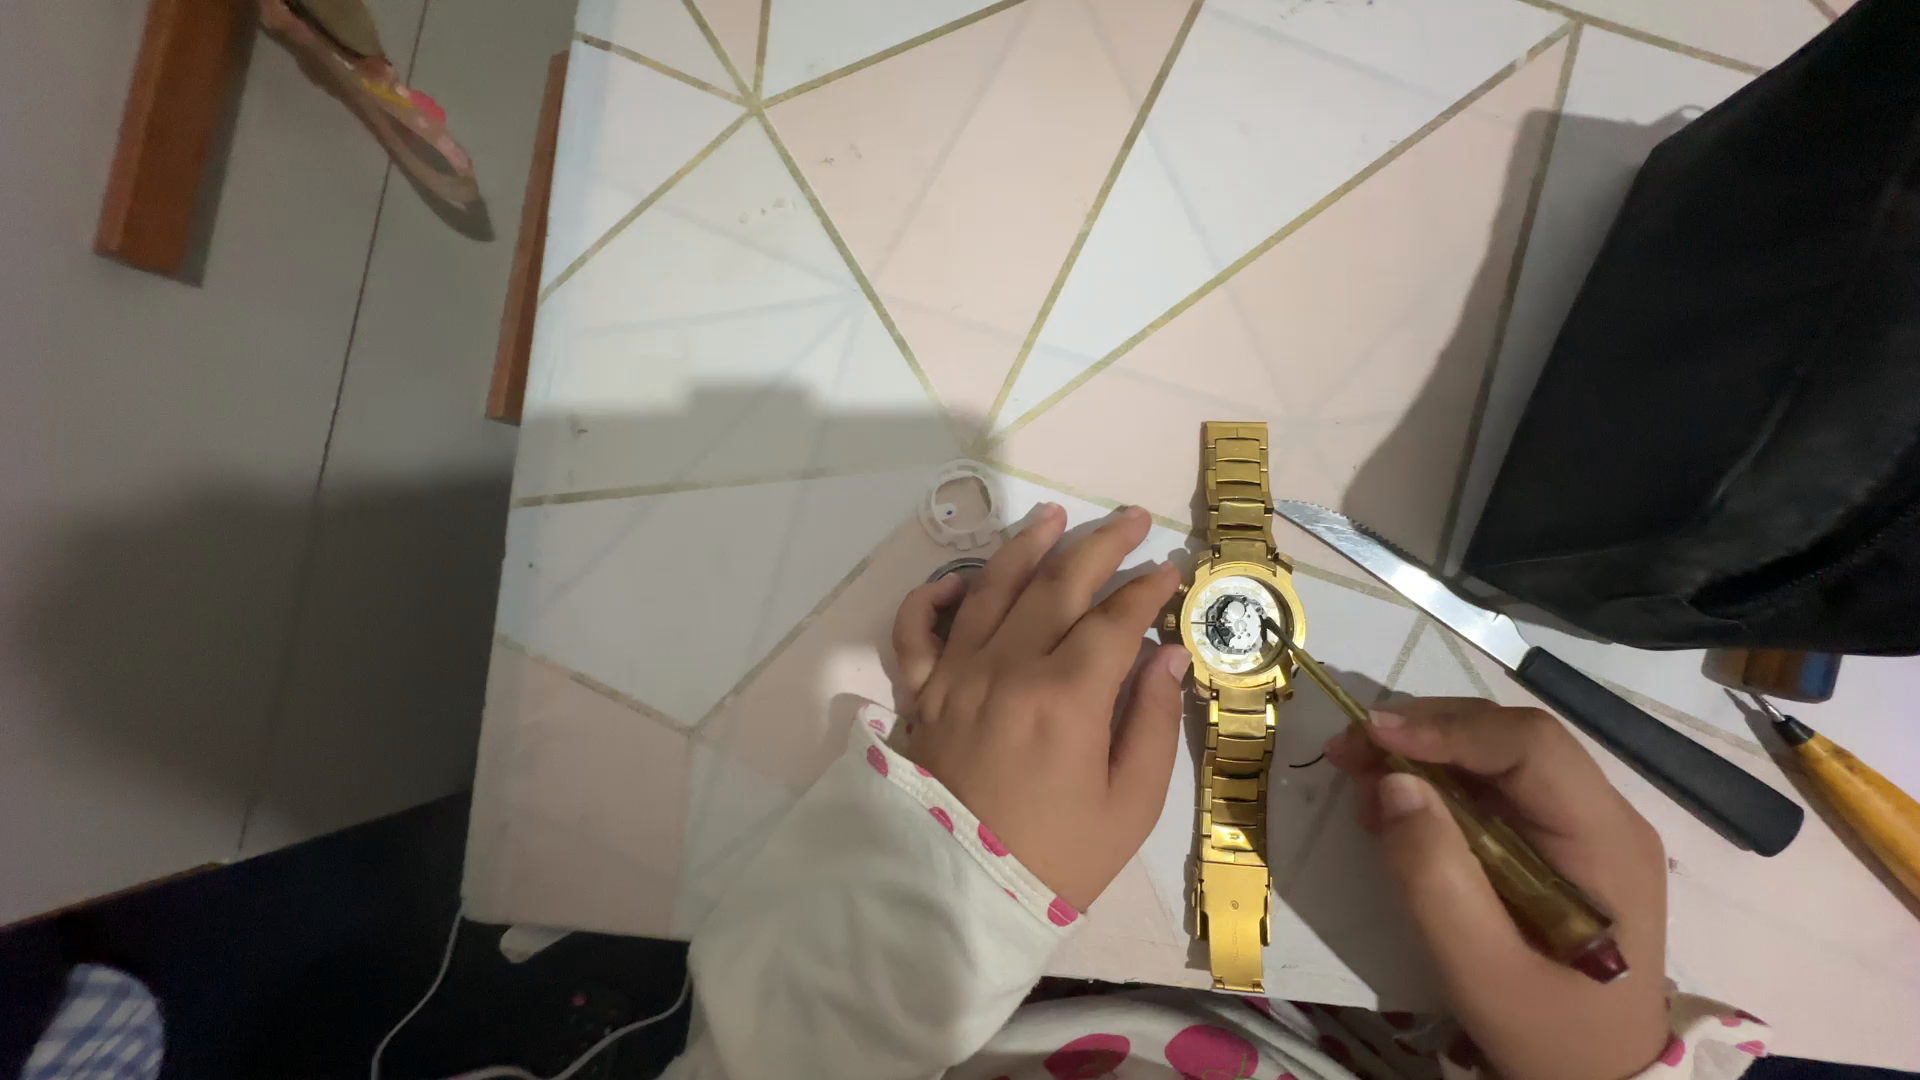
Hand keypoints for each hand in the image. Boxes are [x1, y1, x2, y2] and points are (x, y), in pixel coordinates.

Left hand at [890, 504, 1190, 912]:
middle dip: (1100, 544)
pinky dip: (932, 596)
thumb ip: (1153, 722)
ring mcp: (956, 673)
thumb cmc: (1055, 858)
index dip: (1148, 587)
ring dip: (1025, 546)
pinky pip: (915, 629)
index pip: (1115, 619)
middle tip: (1128, 519)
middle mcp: (1007, 668)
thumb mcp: (1129, 806)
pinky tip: (960, 581)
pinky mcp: (921, 691)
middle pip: (1057, 584)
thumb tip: (1168, 654)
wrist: (960, 897)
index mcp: (1066, 697)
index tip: (1171, 567)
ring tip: (1052, 515)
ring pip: (990, 587)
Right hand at [1327, 698, 1668, 1079]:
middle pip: (1504, 734)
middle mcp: (1597, 812)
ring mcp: (1572, 817)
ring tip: (1355, 770)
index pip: (1531, 747)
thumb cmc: (1544, 1028)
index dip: (1448, 729)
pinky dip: (1424, 772)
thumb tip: (1394, 783)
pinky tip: (1387, 799)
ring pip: (1487, 745)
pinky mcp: (1543, 828)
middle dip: (1419, 728)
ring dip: (1415, 745)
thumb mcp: (1480, 968)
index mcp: (1603, 842)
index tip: (1371, 734)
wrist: (1593, 1071)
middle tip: (1346, 749)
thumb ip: (1436, 878)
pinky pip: (1480, 775)